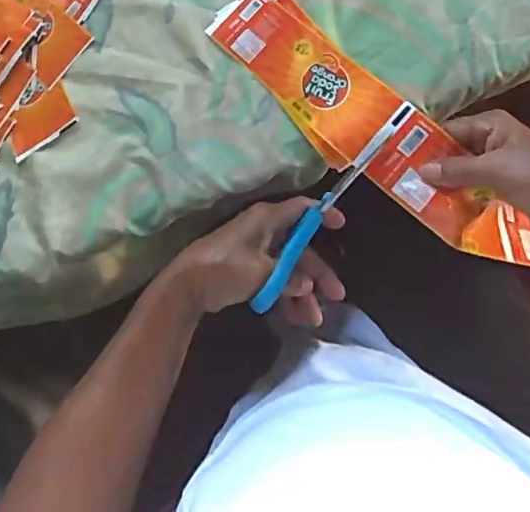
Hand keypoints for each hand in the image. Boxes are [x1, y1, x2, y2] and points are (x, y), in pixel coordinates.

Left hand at [162, 198, 345, 326]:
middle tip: (336, 296)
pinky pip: (275, 277)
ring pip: (289, 267)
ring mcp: (256, 249)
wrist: (187, 285)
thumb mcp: (262, 273)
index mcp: (267, 219)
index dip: (322, 214)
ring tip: (312, 320)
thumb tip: (307, 285)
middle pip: (300, 247)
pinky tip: (292, 318)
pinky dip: (285, 295)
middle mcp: (264, 230)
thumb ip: (288, 276)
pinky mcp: (247, 267)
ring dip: (302, 292)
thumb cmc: (225, 268)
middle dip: (317, 273)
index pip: (302, 209)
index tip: (341, 224)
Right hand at [417, 110, 529, 236]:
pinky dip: (463, 192)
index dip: (427, 142)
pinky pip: (476, 184)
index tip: (402, 157)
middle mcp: (495, 137)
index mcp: (493, 124)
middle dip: (436, 163)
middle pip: (456, 148)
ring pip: (465, 168)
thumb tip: (420, 169)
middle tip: (407, 179)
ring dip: (448, 180)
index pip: (450, 128)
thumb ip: (458, 170)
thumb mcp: (496, 171)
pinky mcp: (508, 183)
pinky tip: (445, 204)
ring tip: (420, 194)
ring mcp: (502, 161)